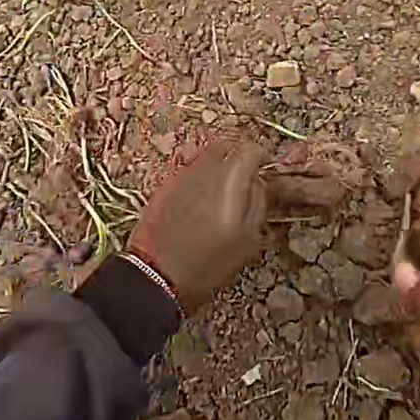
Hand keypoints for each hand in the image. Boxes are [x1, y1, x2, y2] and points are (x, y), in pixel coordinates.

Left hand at [129, 140, 268, 312]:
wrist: (156, 274)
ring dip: (218, 166)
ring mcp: (182, 174)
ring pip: (206, 156)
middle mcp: (205, 168)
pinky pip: (190, 170)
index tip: (264, 171)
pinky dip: (201, 177)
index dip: (261, 157)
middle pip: (227, 146)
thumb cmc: (209, 262)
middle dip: (238, 158)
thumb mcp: (248, 239)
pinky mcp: (165, 184)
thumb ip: (258, 202)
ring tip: (223, 193)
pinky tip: (201, 202)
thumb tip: (258, 181)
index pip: (251, 149)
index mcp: (229, 178)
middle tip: (245, 180)